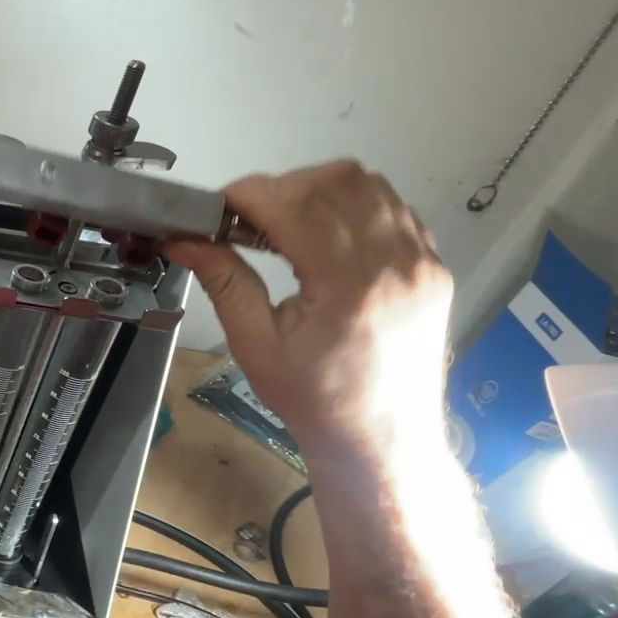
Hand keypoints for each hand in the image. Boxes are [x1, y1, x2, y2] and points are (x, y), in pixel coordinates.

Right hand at [162, 162, 452, 460]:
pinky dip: (351, 207)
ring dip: (317, 191)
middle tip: (244, 222)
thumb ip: (225, 283)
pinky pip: (393, 209)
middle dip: (280, 189)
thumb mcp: (255, 345)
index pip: (296, 205)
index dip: (248, 195)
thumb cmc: (311, 398)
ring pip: (370, 185)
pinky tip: (323, 237)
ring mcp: (422, 259)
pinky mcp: (432, 264)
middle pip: (336, 182)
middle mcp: (396, 260)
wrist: (380, 435)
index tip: (215, 210)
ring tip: (282, 226)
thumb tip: (185, 240)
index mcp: (349, 285)